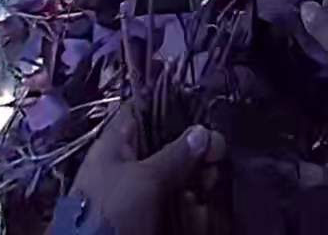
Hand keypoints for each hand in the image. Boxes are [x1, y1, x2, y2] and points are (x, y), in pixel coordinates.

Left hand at [68, 103, 224, 234]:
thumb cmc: (111, 214)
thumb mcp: (144, 179)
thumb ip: (177, 153)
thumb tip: (203, 132)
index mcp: (115, 144)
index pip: (143, 110)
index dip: (172, 106)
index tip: (202, 112)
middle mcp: (126, 165)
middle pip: (166, 145)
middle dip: (194, 149)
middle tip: (217, 155)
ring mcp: (136, 196)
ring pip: (175, 176)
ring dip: (198, 177)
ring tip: (212, 182)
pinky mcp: (147, 222)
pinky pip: (175, 204)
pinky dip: (192, 205)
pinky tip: (206, 202)